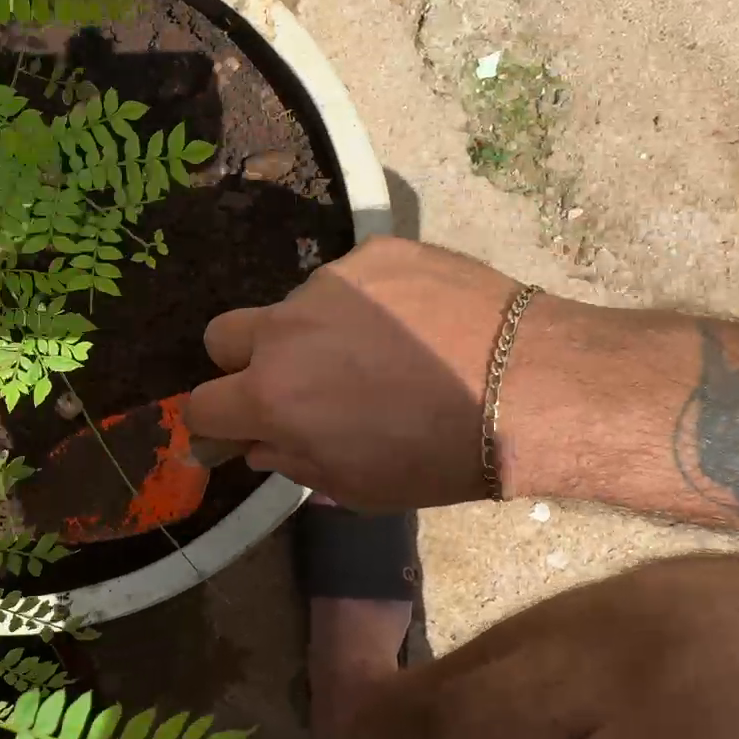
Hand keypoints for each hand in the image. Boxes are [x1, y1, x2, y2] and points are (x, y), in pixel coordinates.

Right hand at [185, 237, 523, 509]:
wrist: (537, 386)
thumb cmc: (441, 455)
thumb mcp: (356, 486)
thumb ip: (289, 461)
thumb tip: (255, 444)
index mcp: (271, 394)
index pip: (201, 404)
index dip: (213, 423)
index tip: (237, 431)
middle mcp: (284, 330)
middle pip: (221, 338)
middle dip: (240, 363)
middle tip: (292, 382)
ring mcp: (328, 283)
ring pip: (291, 308)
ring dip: (312, 332)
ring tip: (379, 351)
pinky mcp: (373, 252)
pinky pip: (347, 280)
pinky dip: (365, 304)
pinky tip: (413, 322)